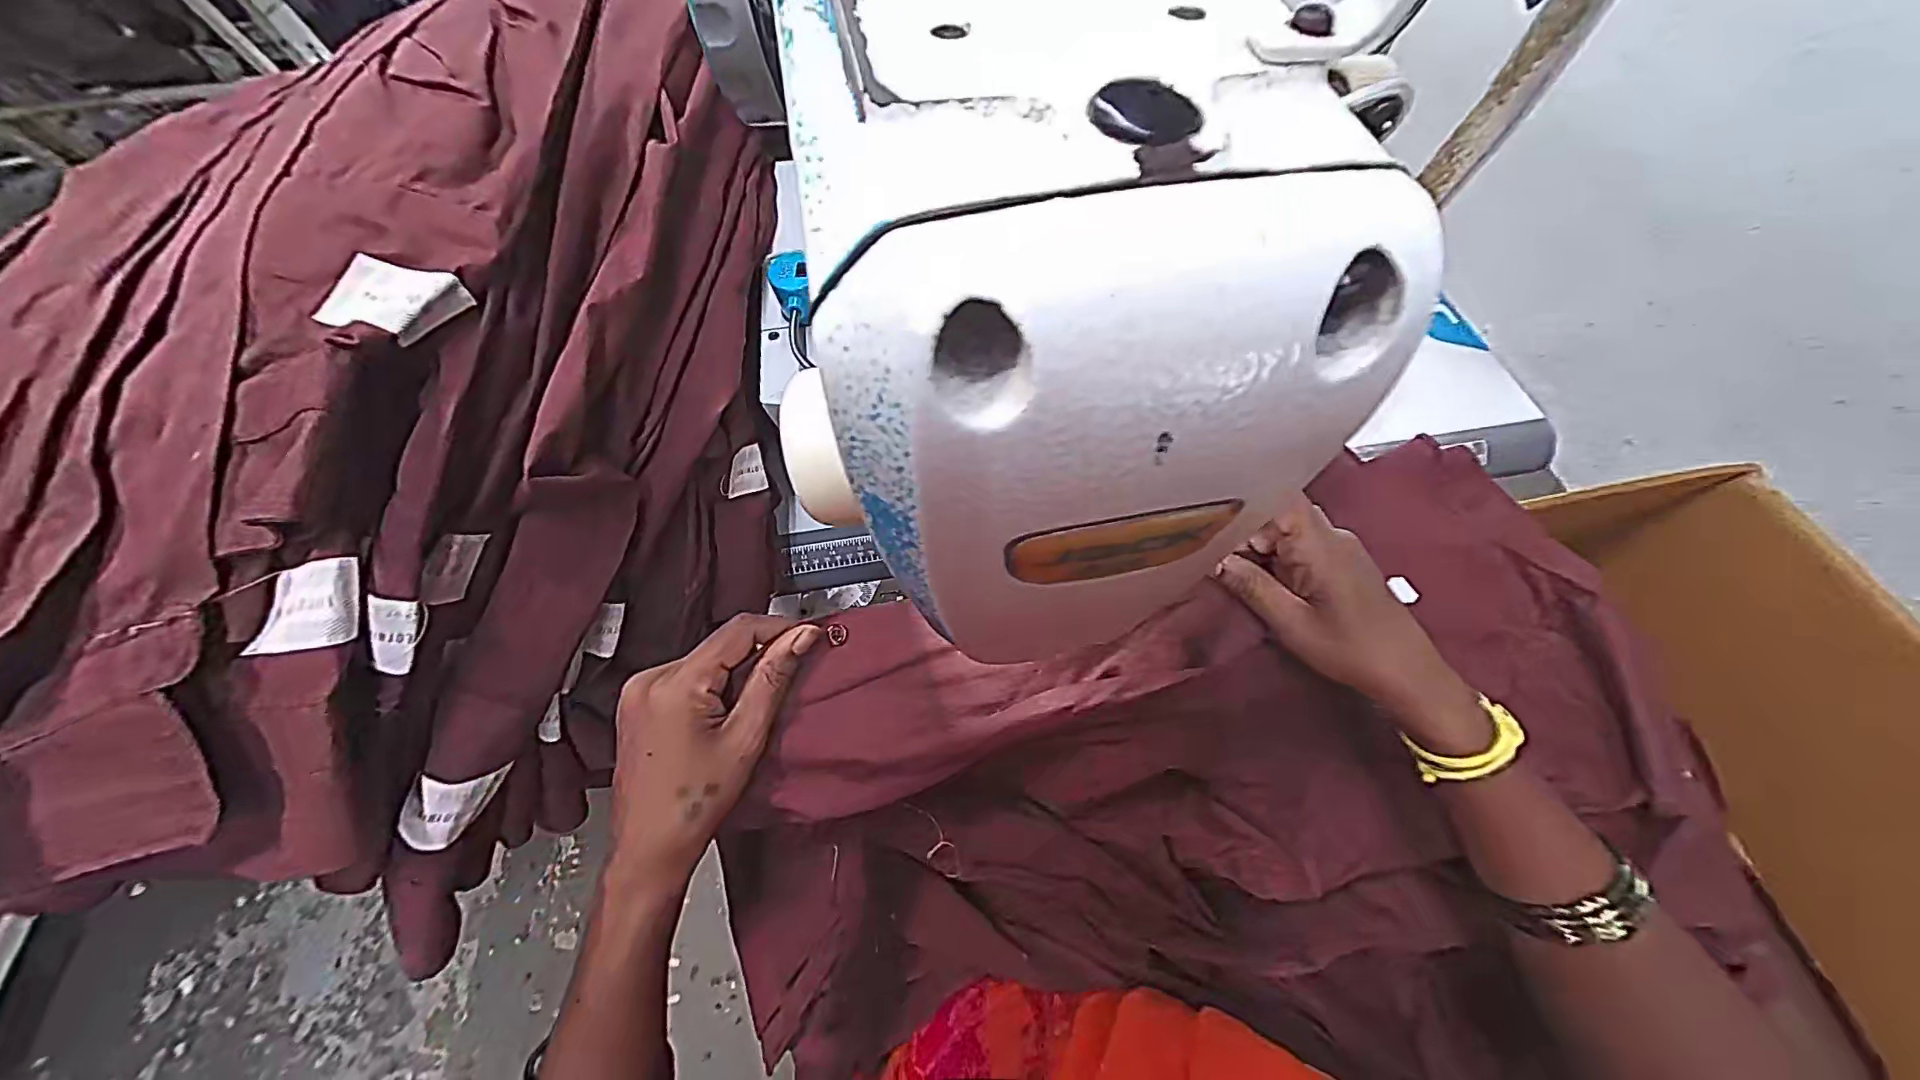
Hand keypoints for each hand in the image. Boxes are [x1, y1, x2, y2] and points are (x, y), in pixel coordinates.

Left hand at [607, 614, 822, 884]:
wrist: (649, 847)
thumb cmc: (694, 803)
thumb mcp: (746, 736)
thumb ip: (774, 678)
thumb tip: (799, 638)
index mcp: (674, 684)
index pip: (737, 630)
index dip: (778, 628)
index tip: (807, 635)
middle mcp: (649, 679)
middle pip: (720, 643)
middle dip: (759, 651)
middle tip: (790, 670)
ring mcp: (639, 690)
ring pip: (706, 657)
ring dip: (738, 668)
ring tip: (756, 702)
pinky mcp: (638, 701)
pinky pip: (688, 674)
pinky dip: (715, 682)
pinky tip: (727, 711)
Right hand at [1211, 493, 1479, 737]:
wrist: (1406, 671)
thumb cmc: (1350, 650)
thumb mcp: (1291, 623)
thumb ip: (1250, 586)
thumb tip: (1212, 559)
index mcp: (1320, 543)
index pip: (1276, 499)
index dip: (1241, 508)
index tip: (1210, 528)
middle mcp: (1331, 534)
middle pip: (1275, 512)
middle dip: (1241, 531)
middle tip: (1212, 557)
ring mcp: (1336, 545)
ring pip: (1282, 528)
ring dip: (1255, 546)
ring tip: (1229, 568)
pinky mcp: (1337, 559)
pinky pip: (1295, 543)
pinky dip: (1271, 556)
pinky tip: (1258, 578)